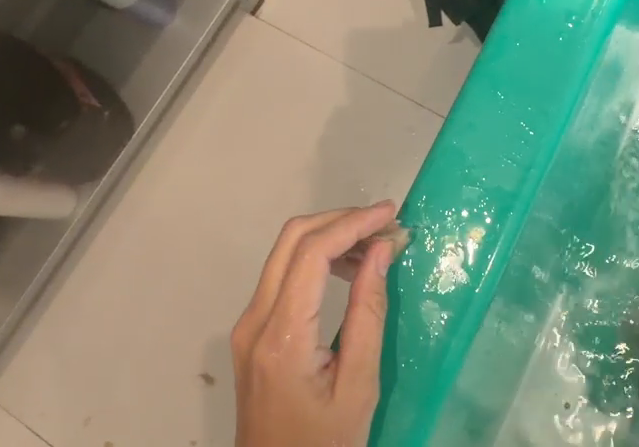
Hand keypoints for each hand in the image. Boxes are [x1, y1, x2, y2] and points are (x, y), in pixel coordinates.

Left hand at [232, 202, 401, 446]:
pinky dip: (316, 258)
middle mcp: (254, 320)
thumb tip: (380, 251)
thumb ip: (368, 314)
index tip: (391, 214)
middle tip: (385, 224)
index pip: (313, 252)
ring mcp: (248, 325)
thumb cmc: (326, 445)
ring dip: (330, 235)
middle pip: (293, 239)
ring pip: (285, 251)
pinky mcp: (252, 332)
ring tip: (375, 244)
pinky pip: (282, 275)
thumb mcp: (358, 388)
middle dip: (341, 220)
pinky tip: (348, 268)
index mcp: (281, 336)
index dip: (353, 224)